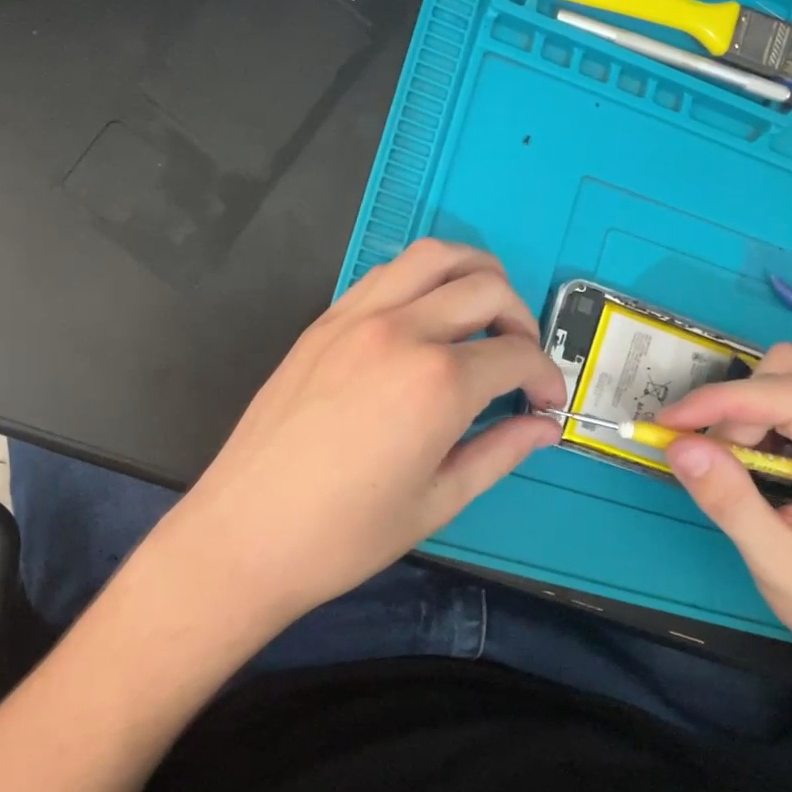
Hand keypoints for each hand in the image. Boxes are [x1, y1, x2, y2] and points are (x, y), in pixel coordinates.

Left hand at [152, 239, 565, 622]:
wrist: (245, 533)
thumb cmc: (344, 535)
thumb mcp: (437, 502)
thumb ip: (500, 453)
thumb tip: (545, 427)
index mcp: (437, 382)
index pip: (517, 354)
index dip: (545, 377)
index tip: (546, 403)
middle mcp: (401, 331)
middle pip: (486, 288)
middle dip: (522, 320)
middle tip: (521, 362)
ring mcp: (356, 318)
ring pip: (434, 256)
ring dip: (475, 274)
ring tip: (483, 316)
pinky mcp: (324, 321)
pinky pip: (385, 274)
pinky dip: (421, 278)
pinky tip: (425, 317)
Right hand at [656, 343, 791, 671]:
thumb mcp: (778, 564)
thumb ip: (730, 500)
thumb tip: (678, 445)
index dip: (724, 401)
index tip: (668, 421)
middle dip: (740, 411)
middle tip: (720, 464)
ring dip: (751, 413)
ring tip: (743, 468)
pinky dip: (767, 420)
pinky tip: (766, 464)